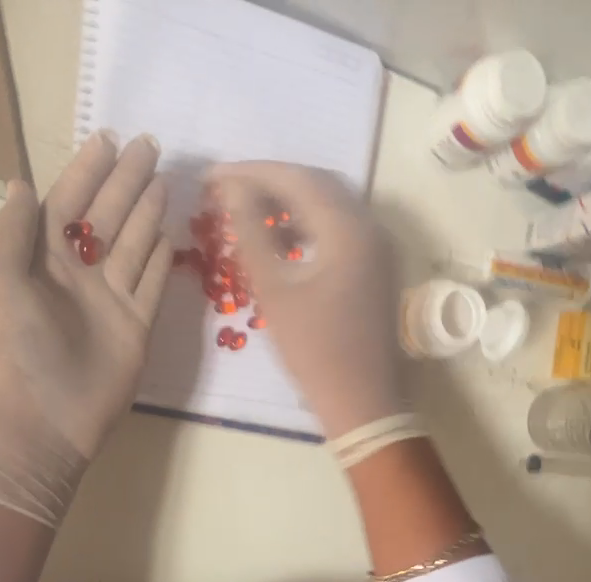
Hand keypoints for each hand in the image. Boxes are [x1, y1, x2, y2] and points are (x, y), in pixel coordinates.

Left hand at [0, 131, 170, 527]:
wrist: (46, 419)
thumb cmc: (14, 349)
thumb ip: (11, 231)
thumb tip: (21, 182)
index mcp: (40, 258)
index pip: (67, 201)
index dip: (87, 169)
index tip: (108, 138)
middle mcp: (78, 272)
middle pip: (107, 215)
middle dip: (126, 180)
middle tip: (151, 145)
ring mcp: (110, 299)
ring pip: (134, 243)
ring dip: (147, 210)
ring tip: (165, 179)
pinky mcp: (137, 325)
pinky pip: (152, 283)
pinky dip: (161, 257)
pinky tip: (169, 232)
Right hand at [208, 162, 405, 439]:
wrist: (362, 401)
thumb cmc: (315, 350)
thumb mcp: (275, 289)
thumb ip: (252, 231)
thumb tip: (230, 188)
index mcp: (349, 229)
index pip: (297, 178)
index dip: (251, 172)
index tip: (212, 176)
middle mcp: (371, 228)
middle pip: (317, 185)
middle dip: (271, 182)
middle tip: (228, 189)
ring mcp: (378, 249)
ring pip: (330, 207)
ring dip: (289, 204)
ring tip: (247, 213)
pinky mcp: (376, 269)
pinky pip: (340, 231)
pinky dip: (308, 228)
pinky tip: (279, 242)